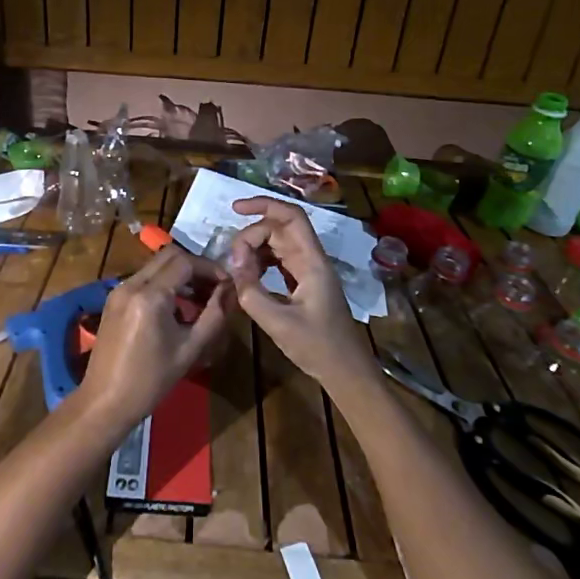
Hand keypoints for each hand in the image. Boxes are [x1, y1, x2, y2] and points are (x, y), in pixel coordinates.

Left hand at [79, 247, 234, 427]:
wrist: (106, 400)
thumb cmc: (151, 380)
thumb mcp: (190, 349)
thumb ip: (214, 316)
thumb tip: (230, 290)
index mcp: (149, 295)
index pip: (184, 261)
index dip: (210, 268)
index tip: (227, 284)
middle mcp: (130, 284)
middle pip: (168, 256)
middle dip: (195, 267)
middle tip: (215, 289)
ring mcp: (118, 290)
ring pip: (155, 267)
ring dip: (179, 275)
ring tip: (201, 300)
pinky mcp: (113, 300)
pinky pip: (143, 280)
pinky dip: (163, 285)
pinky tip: (177, 309)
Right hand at [227, 197, 377, 385]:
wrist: (347, 373)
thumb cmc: (318, 348)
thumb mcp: (278, 323)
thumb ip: (251, 292)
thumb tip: (233, 266)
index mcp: (312, 263)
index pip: (291, 217)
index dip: (263, 205)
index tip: (235, 209)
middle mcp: (311, 260)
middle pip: (279, 228)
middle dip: (251, 234)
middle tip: (233, 261)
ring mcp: (307, 271)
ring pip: (277, 243)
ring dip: (253, 248)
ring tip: (236, 267)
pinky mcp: (302, 284)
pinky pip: (277, 260)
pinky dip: (258, 261)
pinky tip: (246, 275)